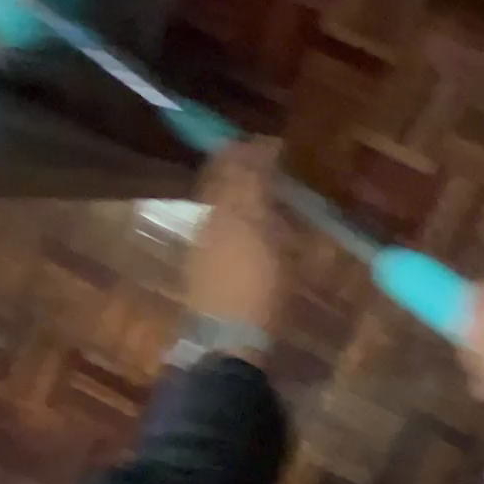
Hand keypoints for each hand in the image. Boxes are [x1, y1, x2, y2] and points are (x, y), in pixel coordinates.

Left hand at [186, 139, 284, 351]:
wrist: (225, 340)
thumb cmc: (266, 298)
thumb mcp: (288, 258)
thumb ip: (282, 223)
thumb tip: (280, 202)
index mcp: (242, 211)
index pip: (249, 167)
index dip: (262, 152)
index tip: (276, 143)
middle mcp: (217, 215)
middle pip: (221, 173)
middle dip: (237, 156)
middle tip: (255, 150)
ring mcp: (202, 233)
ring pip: (212, 191)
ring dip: (228, 176)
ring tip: (246, 175)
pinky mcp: (196, 253)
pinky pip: (211, 212)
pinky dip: (223, 200)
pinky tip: (235, 210)